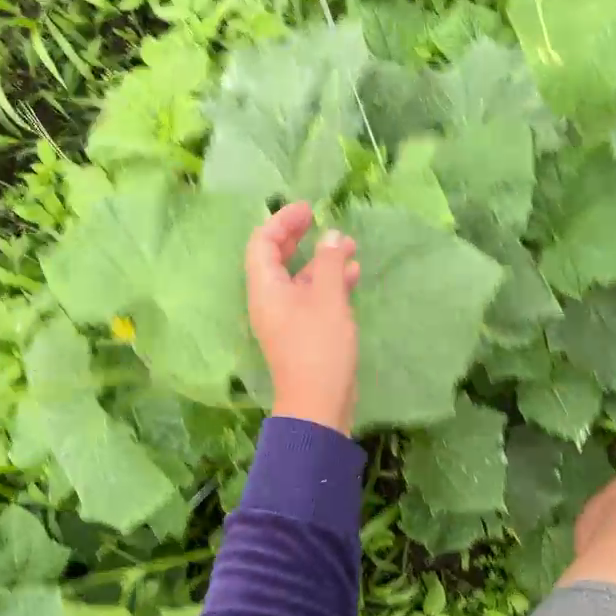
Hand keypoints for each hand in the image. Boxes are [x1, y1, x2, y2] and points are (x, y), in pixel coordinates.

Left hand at [245, 202, 361, 434]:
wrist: (318, 404)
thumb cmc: (319, 348)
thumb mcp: (329, 300)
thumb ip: (331, 263)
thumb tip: (331, 236)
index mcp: (266, 289)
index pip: (262, 243)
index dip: (283, 222)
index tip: (308, 210)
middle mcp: (270, 301)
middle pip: (278, 259)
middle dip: (301, 239)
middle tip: (324, 222)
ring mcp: (286, 320)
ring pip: (299, 280)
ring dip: (322, 262)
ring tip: (351, 249)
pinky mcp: (303, 335)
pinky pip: (311, 299)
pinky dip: (329, 285)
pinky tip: (353, 278)